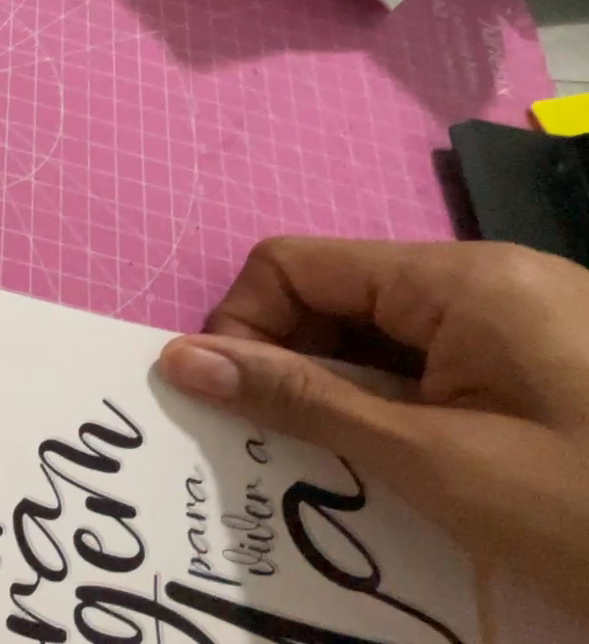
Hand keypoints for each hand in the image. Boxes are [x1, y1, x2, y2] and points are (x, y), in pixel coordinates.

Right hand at [157, 238, 588, 617]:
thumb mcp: (436, 463)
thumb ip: (297, 399)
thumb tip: (177, 359)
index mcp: (463, 279)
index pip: (292, 264)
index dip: (245, 324)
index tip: (244, 398)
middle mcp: (491, 281)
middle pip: (334, 295)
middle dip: (294, 362)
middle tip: (296, 440)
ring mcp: (528, 322)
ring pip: (379, 334)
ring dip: (343, 391)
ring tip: (358, 460)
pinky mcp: (549, 363)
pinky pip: (433, 365)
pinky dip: (396, 407)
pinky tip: (414, 463)